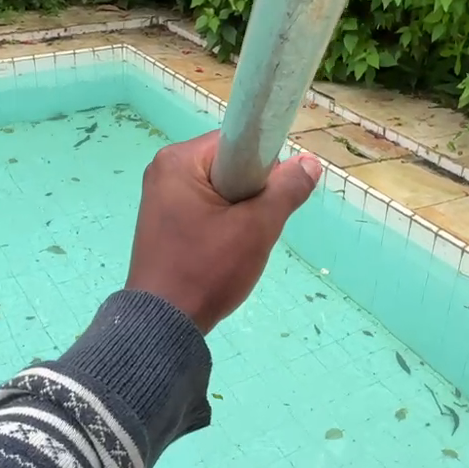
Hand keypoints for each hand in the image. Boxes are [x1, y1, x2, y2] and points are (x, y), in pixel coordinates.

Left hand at [125, 131, 321, 332]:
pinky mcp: (162, 225)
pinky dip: (222, 227)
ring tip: (239, 246)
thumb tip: (309, 162)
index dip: (264, 167)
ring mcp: (159, 200)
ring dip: (239, 215)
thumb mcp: (257, 228)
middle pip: (229, 167)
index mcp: (177, 160)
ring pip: (220, 193)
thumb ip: (286, 190)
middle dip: (252, 195)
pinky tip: (224, 253)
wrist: (163, 325)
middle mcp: (163, 172)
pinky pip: (204, 212)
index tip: (271, 199)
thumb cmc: (207, 269)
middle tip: (256, 229)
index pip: (237, 143)